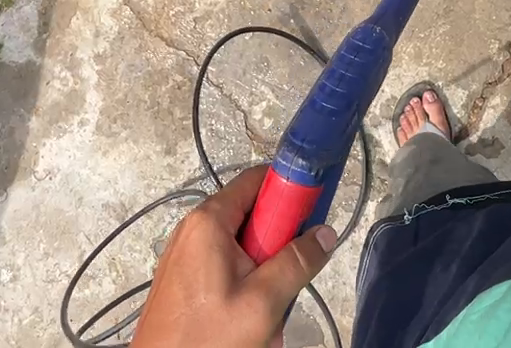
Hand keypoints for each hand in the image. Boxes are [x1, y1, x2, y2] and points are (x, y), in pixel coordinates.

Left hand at [133, 166, 337, 347]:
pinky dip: (244, 286)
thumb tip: (325, 234)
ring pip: (243, 247)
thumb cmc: (204, 341)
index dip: (288, 190)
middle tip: (286, 277)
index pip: (257, 178)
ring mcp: (187, 253)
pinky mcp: (185, 278)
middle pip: (252, 215)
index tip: (310, 212)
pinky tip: (247, 318)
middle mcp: (194, 228)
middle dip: (276, 245)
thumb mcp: (262, 303)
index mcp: (209, 220)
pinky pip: (227, 268)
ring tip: (265, 310)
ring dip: (263, 273)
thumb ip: (297, 263)